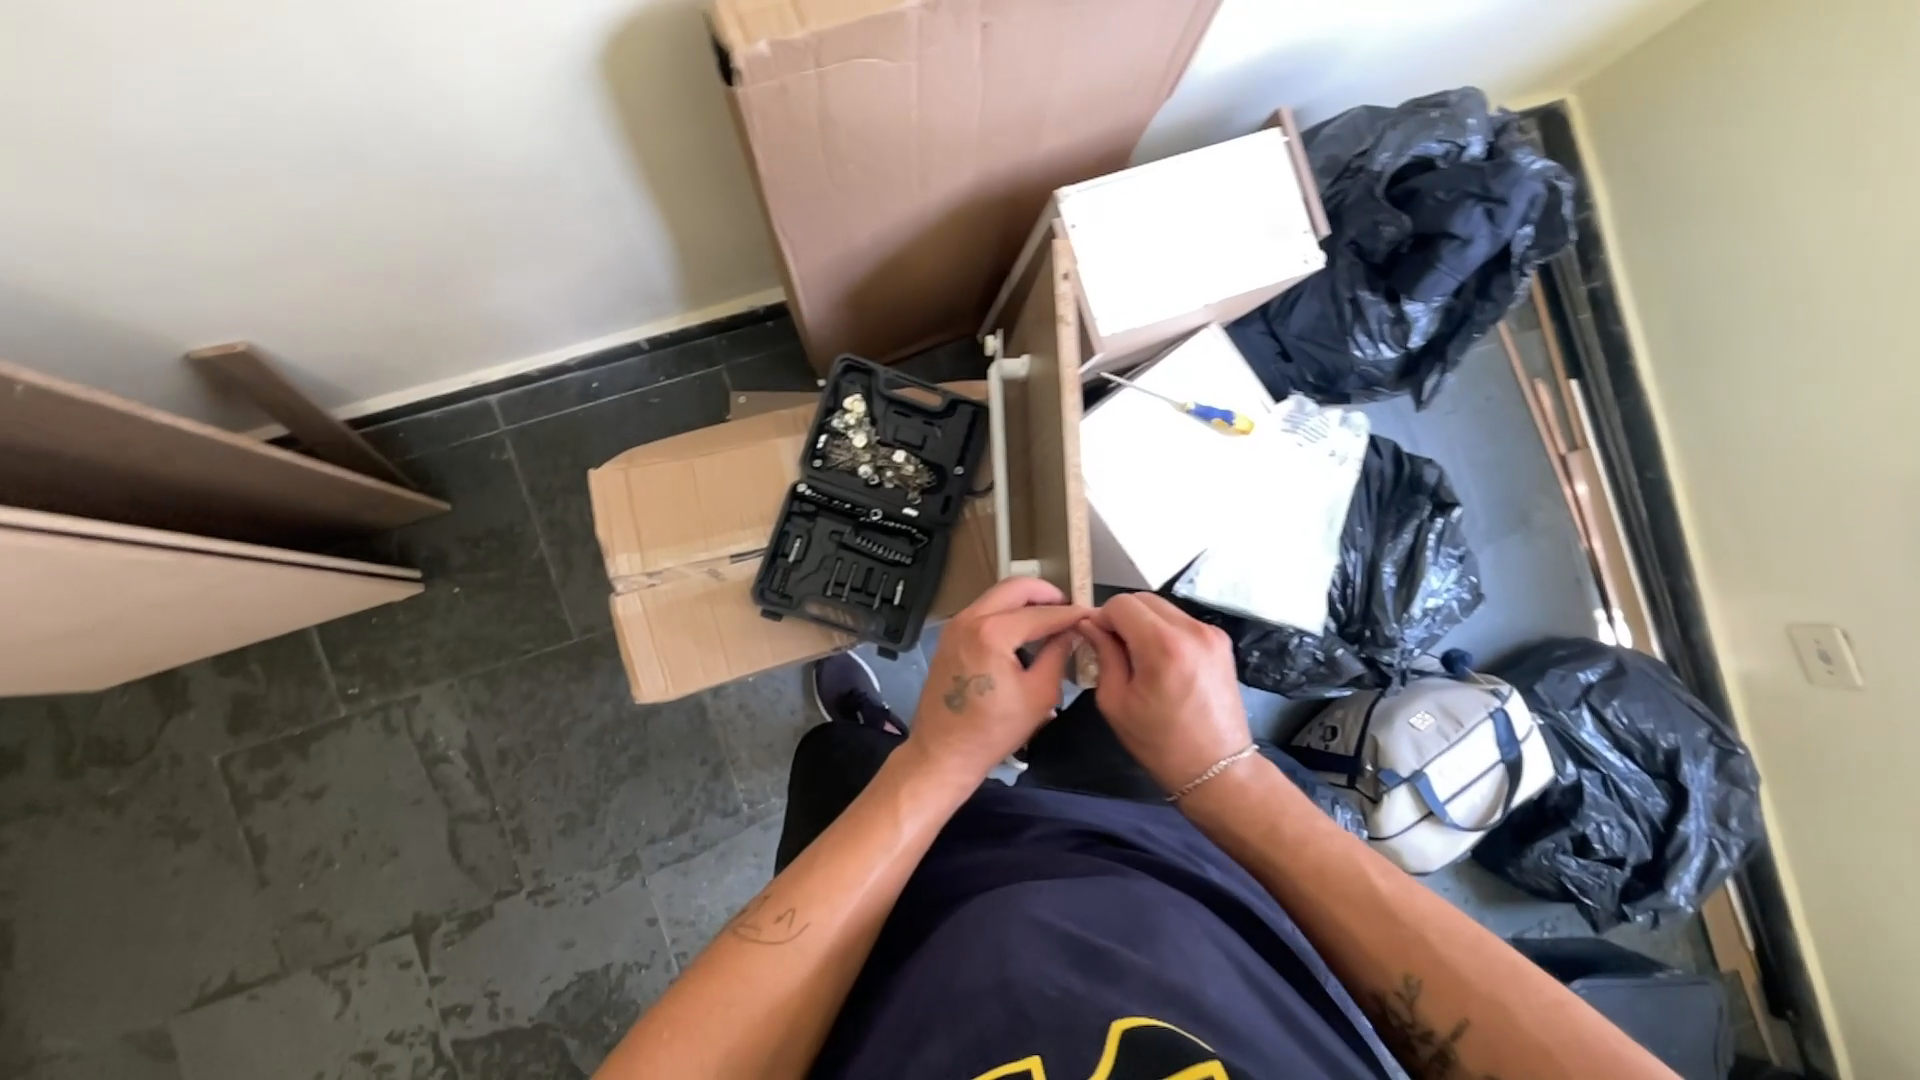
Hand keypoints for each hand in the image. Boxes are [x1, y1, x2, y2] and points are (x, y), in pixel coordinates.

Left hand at [906, 577, 1088, 782]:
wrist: (943, 751)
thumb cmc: (992, 731)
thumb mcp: (1039, 695)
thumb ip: (1058, 655)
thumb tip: (1070, 633)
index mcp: (992, 633)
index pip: (1041, 613)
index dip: (1069, 614)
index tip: (1088, 615)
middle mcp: (970, 619)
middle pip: (1014, 587)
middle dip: (1045, 594)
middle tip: (1067, 609)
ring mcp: (955, 626)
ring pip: (997, 596)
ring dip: (1024, 602)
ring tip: (1049, 621)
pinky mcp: (949, 636)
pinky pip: (983, 611)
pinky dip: (1006, 613)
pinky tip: (1023, 633)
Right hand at [1077, 593, 1251, 793]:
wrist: (1217, 768)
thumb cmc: (1159, 743)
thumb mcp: (1115, 701)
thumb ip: (1102, 654)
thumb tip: (1089, 625)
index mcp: (1162, 645)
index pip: (1121, 604)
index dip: (1102, 619)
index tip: (1096, 640)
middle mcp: (1191, 630)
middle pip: (1143, 599)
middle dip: (1122, 618)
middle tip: (1113, 648)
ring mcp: (1211, 633)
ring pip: (1163, 608)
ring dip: (1143, 623)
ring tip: (1138, 657)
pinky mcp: (1220, 641)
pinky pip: (1181, 622)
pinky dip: (1164, 631)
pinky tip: (1161, 662)